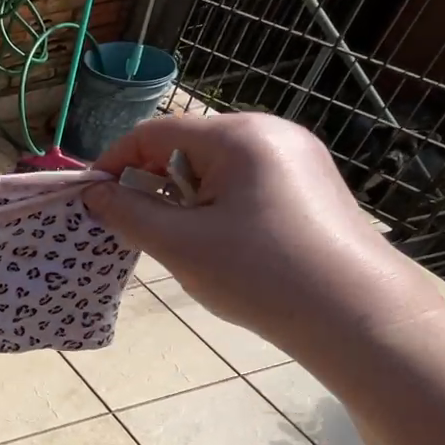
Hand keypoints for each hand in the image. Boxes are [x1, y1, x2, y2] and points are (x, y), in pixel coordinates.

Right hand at [85, 113, 444, 359]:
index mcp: (238, 136)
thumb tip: (94, 195)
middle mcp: (270, 133)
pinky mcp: (305, 183)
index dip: (113, 162)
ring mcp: (293, 157)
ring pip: (209, 166)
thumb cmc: (258, 273)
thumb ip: (127, 213)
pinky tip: (211, 240)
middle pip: (183, 145)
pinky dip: (209, 203)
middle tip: (129, 225)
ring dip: (177, 196)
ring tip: (171, 238)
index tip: (91, 201)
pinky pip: (238, 181)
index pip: (153, 132)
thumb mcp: (177, 244)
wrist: (353, 312)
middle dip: (146, 181)